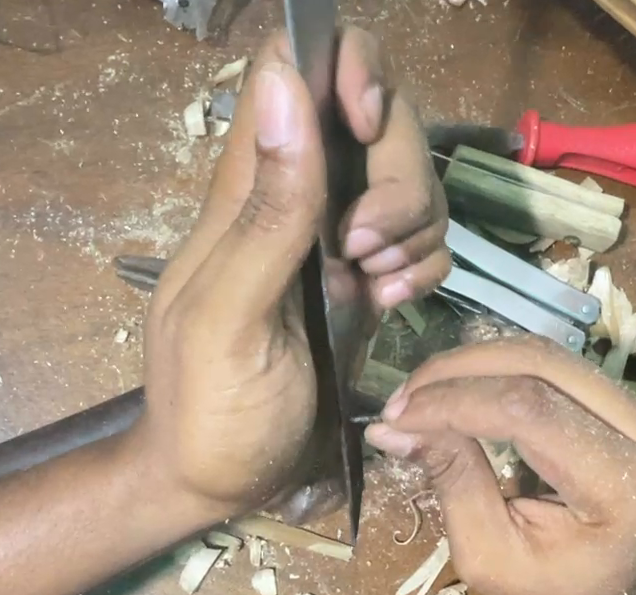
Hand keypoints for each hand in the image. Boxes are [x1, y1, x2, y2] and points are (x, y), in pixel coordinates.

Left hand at [136, 28, 450, 521]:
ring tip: (380, 291)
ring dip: (415, 229)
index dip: (339, 70)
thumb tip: (287, 84)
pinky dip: (424, 266)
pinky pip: (420, 245)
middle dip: (395, 177)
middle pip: (373, 124)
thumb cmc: (211, 412)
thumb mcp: (230, 319)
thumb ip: (265, 215)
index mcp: (245, 197)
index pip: (289, 74)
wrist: (226, 483)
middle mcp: (295, 206)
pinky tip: (393, 307)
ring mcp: (335, 248)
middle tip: (367, 255)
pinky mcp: (366, 288)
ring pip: (407, 184)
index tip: (364, 124)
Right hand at [365, 339, 635, 594]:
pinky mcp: (633, 402)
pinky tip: (455, 391)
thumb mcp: (488, 556)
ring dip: (470, 366)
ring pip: (545, 355)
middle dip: (456, 373)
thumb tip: (390, 427)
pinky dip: (495, 372)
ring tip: (419, 396)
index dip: (453, 403)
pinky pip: (554, 366)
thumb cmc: (551, 591)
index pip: (529, 412)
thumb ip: (453, 481)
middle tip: (399, 401)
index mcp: (624, 490)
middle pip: (540, 365)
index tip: (393, 417)